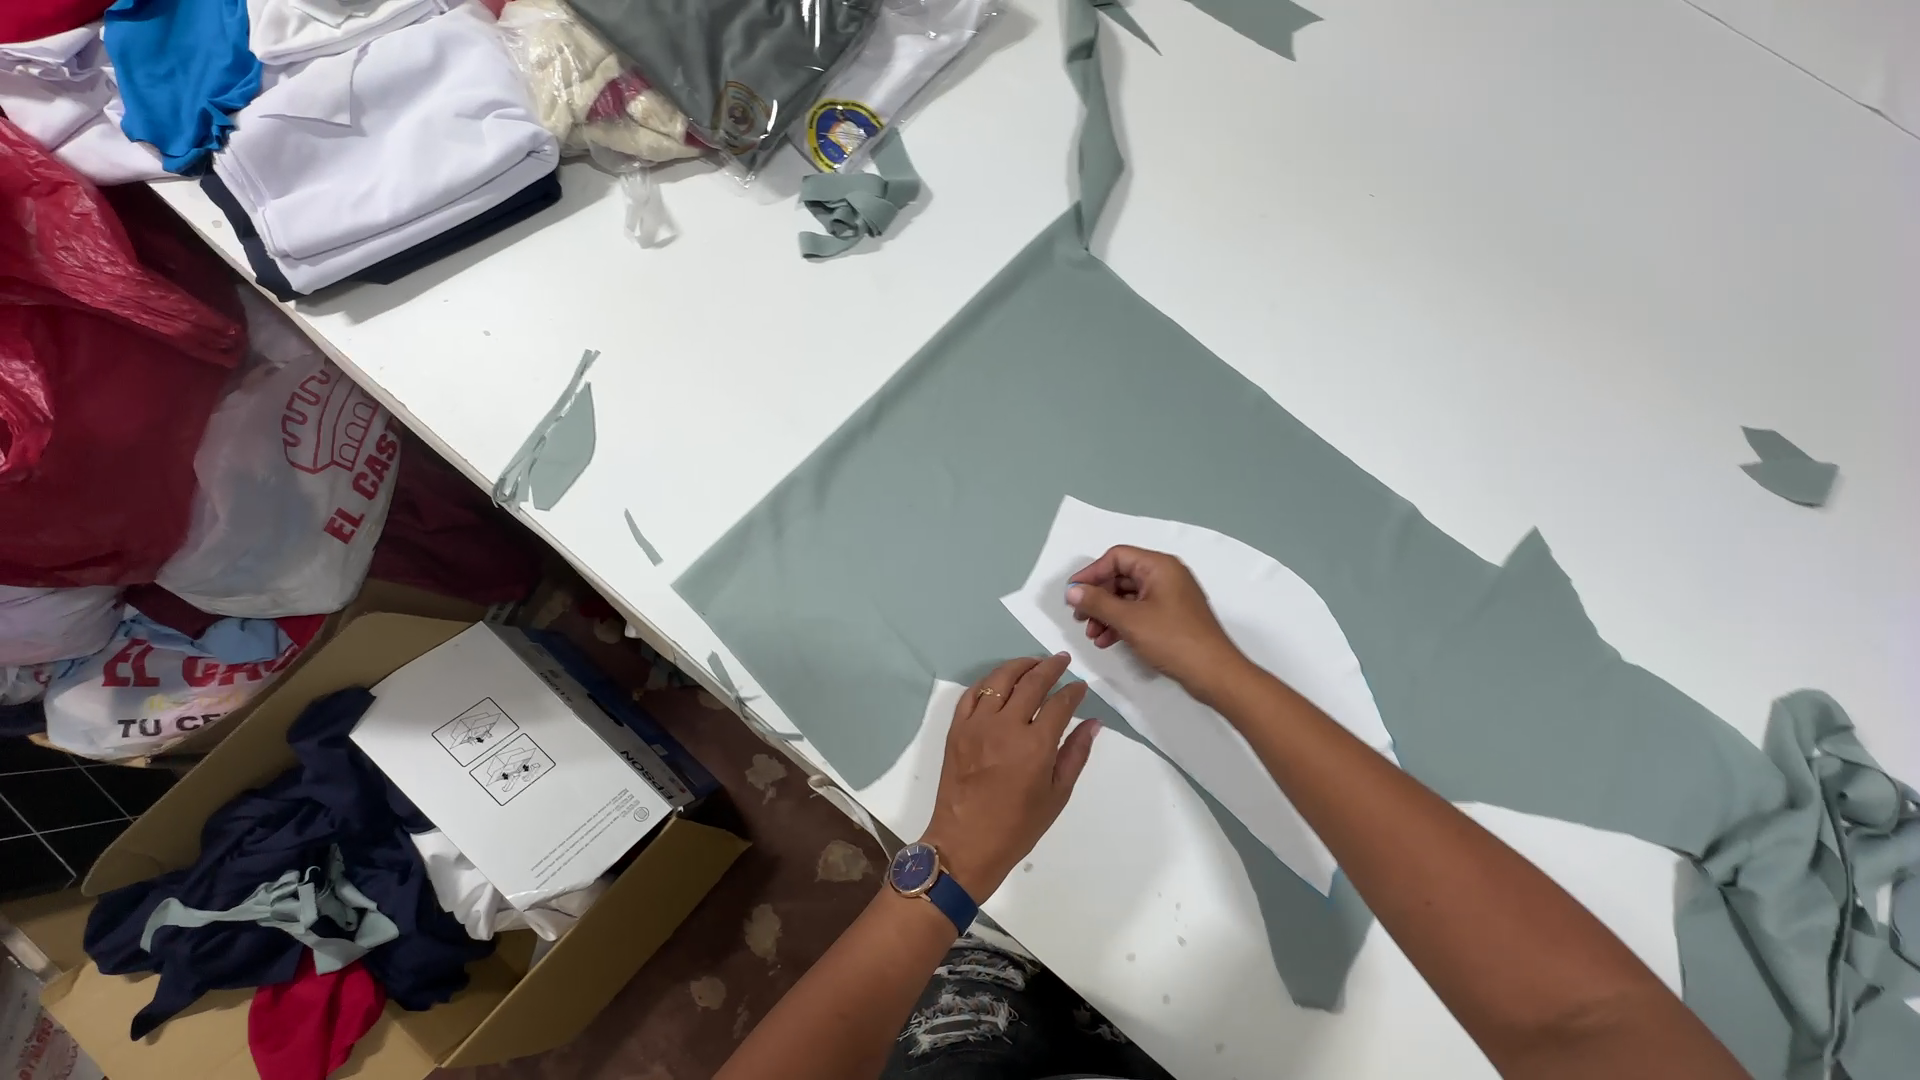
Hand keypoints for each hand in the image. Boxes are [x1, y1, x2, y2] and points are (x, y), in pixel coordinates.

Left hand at [920, 654, 1098, 898]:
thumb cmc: (1017, 826)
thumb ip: (1075, 753)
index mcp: (1035, 745)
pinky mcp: (956, 729)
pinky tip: (1000, 682)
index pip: (1059, 703)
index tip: (1080, 686)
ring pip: (999, 680)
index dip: (1073, 691)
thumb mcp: (1057, 794)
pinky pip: (972, 694)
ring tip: (1033, 663)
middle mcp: (1006, 726)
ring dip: (1019, 666)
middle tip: (1061, 660)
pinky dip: (988, 682)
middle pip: (1030, 683)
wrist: (966, 843)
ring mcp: (977, 725)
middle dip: (1049, 667)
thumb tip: (1093, 723)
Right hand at [1065, 545, 1247, 697]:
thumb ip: (1097, 602)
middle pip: (1121, 577)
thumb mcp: (1129, 620)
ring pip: (1128, 597)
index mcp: (1158, 566)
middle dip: (1097, 598)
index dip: (1091, 573)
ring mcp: (1170, 597)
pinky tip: (1107, 641)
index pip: (1116, 557)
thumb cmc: (1172, 639)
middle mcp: (1165, 575)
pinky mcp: (1171, 617)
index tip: (1072, 594)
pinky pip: (1139, 612)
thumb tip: (1071, 591)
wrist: (1214, 673)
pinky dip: (1122, 623)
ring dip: (1107, 614)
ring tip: (1093, 635)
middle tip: (1080, 618)